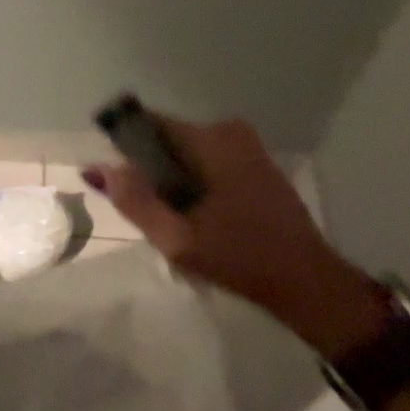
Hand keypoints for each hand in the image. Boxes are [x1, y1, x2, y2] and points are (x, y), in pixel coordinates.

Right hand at [83, 114, 386, 353]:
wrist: (309, 284)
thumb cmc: (241, 259)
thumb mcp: (178, 239)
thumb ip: (136, 202)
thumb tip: (100, 169)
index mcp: (211, 139)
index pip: (150, 126)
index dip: (125, 150)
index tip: (116, 184)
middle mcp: (228, 130)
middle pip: (168, 141)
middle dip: (151, 173)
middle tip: (152, 217)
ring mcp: (247, 146)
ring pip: (188, 155)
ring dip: (174, 182)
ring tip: (177, 224)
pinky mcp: (257, 164)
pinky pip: (209, 163)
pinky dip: (196, 185)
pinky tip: (200, 221)